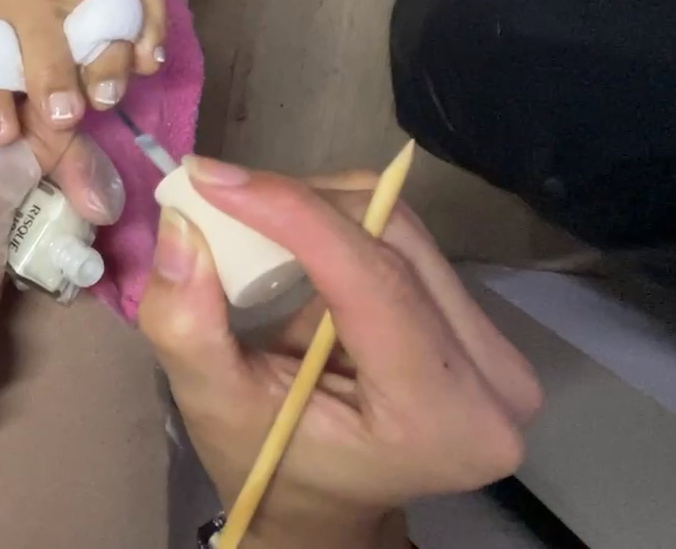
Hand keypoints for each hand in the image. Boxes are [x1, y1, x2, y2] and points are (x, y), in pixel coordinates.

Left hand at [0, 93, 115, 478]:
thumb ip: (24, 148)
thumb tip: (71, 103)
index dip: (42, 85)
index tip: (85, 111)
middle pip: (31, 118)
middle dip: (70, 152)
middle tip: (94, 202)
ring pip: (48, 159)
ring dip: (80, 185)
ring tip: (97, 222)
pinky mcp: (6, 221)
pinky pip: (50, 198)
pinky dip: (71, 213)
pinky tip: (88, 236)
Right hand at [139, 161, 542, 546]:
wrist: (318, 497)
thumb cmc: (262, 461)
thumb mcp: (207, 401)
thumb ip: (186, 321)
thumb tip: (181, 223)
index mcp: (440, 419)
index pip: (373, 279)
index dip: (289, 212)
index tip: (205, 176)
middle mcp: (494, 380)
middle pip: (393, 236)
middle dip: (293, 202)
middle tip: (213, 200)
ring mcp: (493, 349)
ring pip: (396, 223)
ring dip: (308, 205)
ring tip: (244, 223)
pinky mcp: (471, 322)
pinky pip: (395, 234)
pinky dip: (326, 218)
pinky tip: (283, 239)